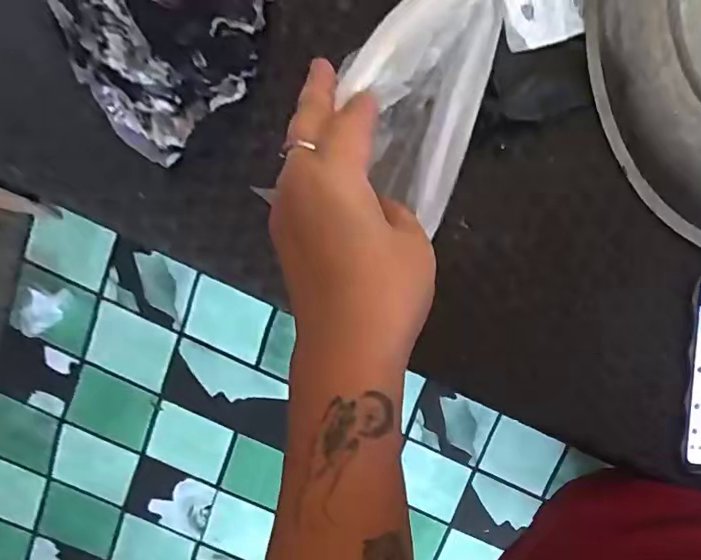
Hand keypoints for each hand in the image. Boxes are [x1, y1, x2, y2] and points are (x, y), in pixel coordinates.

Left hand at [271, 59, 435, 369]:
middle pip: (304, 129)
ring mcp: (285, 213)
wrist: (346, 345)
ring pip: (295, 160)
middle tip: (324, 72)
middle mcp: (299, 183)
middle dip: (315, 97)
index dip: (362, 108)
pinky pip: (297, 192)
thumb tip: (378, 207)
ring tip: (325, 125)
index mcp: (334, 175)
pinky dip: (310, 176)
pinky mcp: (285, 242)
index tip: (370, 91)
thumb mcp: (415, 246)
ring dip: (309, 138)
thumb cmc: (388, 294)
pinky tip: (328, 185)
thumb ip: (397, 213)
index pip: (349, 127)